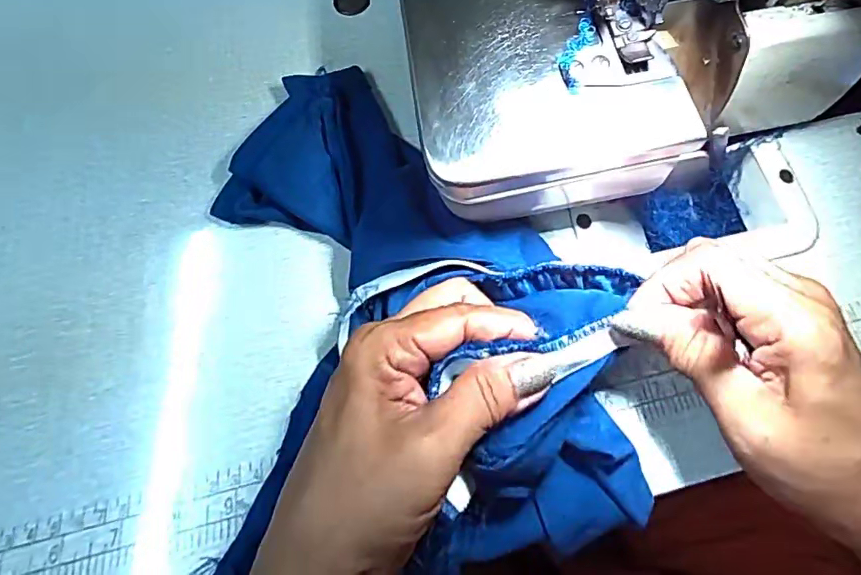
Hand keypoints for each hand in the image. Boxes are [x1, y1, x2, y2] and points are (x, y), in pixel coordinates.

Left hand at [253, 279, 537, 574]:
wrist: (312, 567)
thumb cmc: (362, 506)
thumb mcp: (432, 448)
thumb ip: (484, 397)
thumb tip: (535, 364)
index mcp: (382, 344)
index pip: (455, 315)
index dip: (504, 324)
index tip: (548, 344)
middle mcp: (381, 345)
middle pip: (448, 311)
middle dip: (491, 326)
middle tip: (532, 354)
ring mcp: (382, 371)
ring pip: (444, 338)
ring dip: (481, 351)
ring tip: (517, 372)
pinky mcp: (389, 398)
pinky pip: (436, 366)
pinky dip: (467, 373)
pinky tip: (488, 392)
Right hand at [628, 241, 860, 574]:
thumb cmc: (831, 473)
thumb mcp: (748, 421)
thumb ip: (695, 357)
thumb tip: (649, 318)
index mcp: (795, 316)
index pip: (708, 262)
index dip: (663, 285)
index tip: (639, 321)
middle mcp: (802, 294)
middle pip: (713, 257)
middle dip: (673, 290)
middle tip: (654, 333)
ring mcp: (803, 299)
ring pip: (722, 269)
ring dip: (691, 300)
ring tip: (683, 345)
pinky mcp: (797, 311)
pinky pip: (738, 287)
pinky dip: (711, 308)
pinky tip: (710, 343)